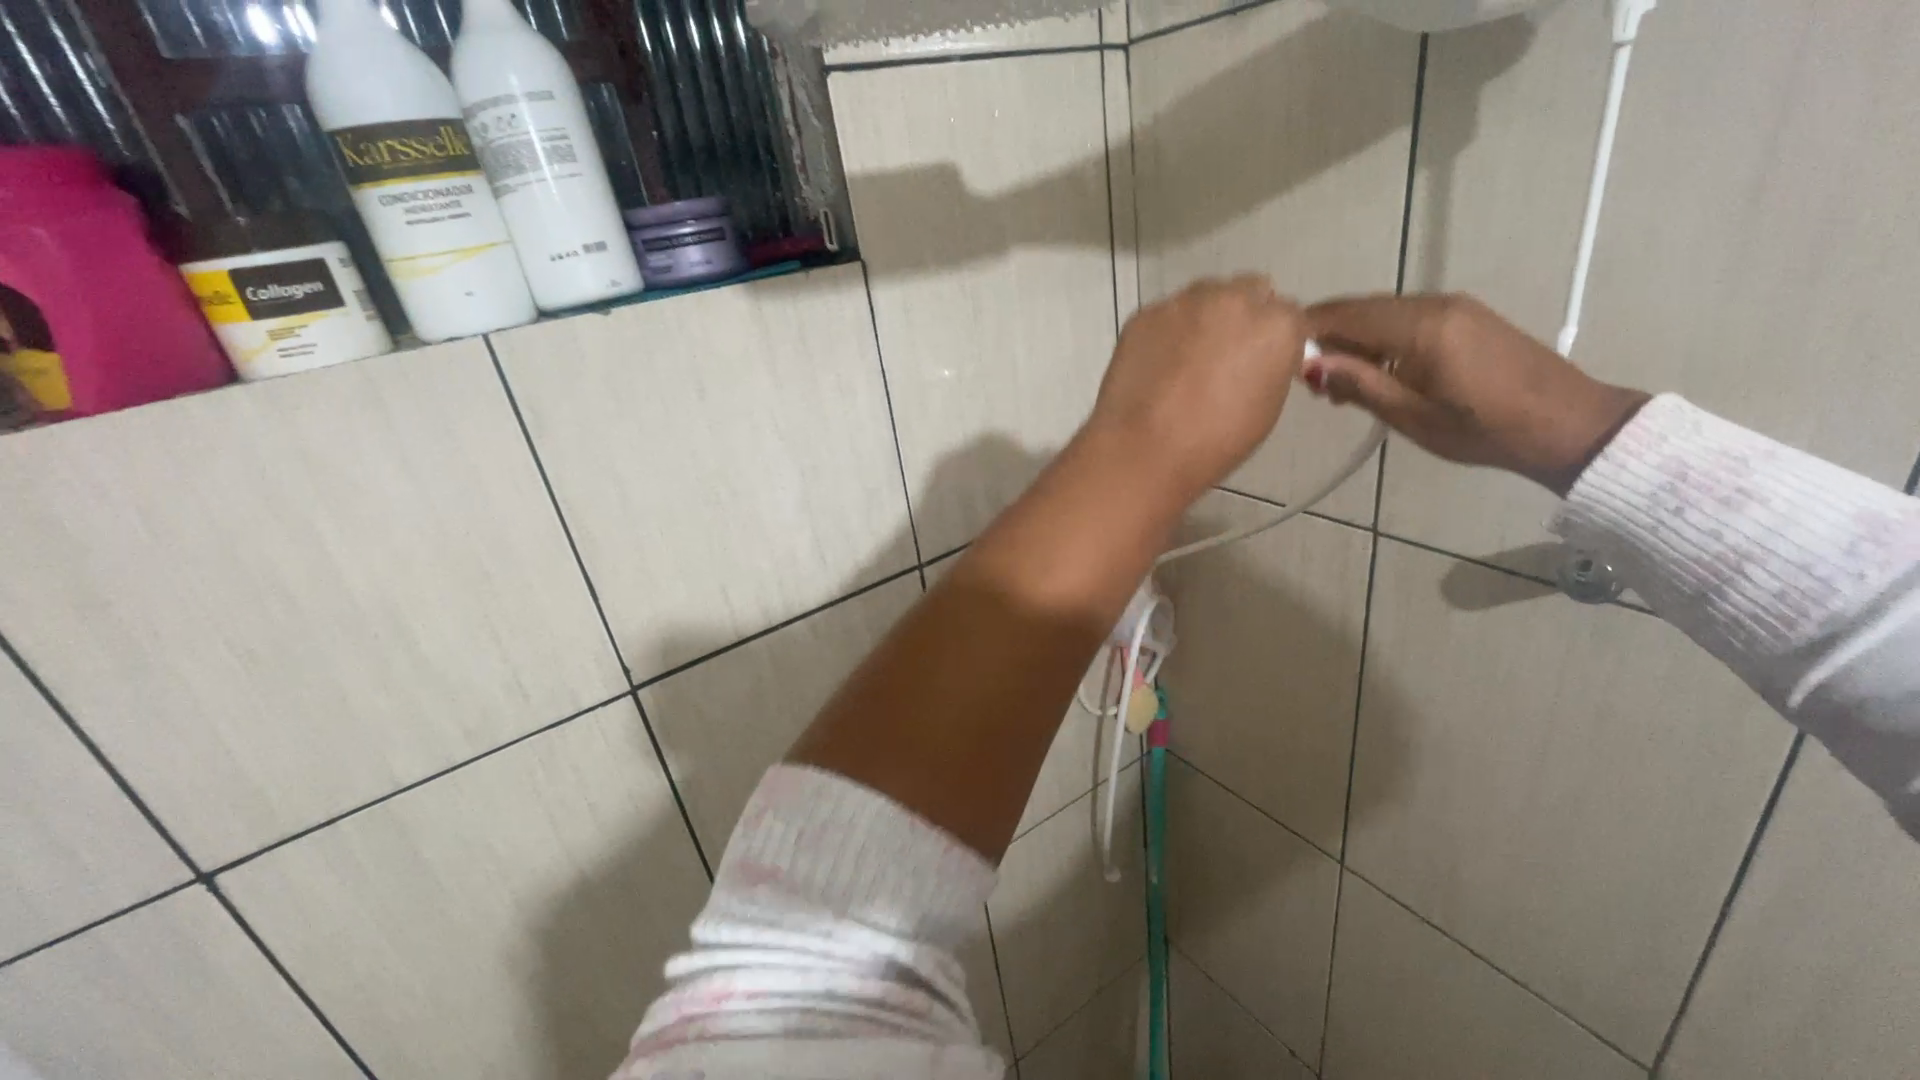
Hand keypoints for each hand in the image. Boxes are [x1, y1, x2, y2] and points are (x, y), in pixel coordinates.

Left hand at [1082, 275, 1306, 505]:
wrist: (1143, 449)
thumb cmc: (1214, 441)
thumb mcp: (1267, 407)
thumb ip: (1273, 365)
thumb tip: (1262, 355)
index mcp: (1275, 325)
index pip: (1290, 315)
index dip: (1276, 340)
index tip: (1262, 360)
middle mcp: (1233, 299)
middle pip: (1250, 291)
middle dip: (1244, 316)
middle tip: (1225, 356)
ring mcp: (1184, 302)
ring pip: (1206, 296)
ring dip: (1205, 318)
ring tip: (1186, 360)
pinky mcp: (1146, 313)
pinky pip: (1167, 314)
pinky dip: (1168, 332)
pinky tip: (1158, 365)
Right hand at [1302, 293, 1649, 494]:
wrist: (1567, 424)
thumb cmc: (1484, 430)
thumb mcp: (1412, 416)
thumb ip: (1358, 385)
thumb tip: (1308, 365)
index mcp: (1420, 327)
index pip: (1344, 314)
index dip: (1307, 332)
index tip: (1279, 360)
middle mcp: (1434, 304)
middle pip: (1361, 310)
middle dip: (1329, 339)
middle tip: (1311, 384)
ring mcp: (1453, 306)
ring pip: (1382, 313)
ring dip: (1354, 341)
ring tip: (1341, 387)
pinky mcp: (1466, 316)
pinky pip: (1407, 318)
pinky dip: (1381, 339)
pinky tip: (1378, 373)